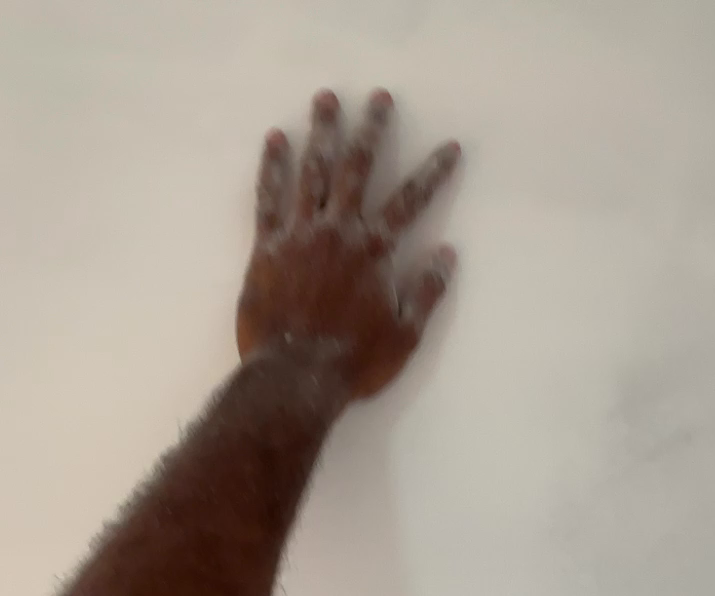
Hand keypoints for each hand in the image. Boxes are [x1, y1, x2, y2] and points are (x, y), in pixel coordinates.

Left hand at [236, 89, 461, 398]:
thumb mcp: (405, 335)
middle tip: (379, 99)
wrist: (295, 378)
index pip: (410, 201)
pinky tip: (275, 141)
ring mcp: (299, 236)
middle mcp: (339, 232)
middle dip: (371, 131)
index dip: (432, 173)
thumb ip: (426, 293)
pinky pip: (268, 199)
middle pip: (357, 169)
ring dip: (321, 133)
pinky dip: (272, 168)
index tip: (449, 146)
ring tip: (326, 100)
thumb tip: (447, 255)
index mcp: (375, 252)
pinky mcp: (266, 249)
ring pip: (312, 173)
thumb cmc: (354, 362)